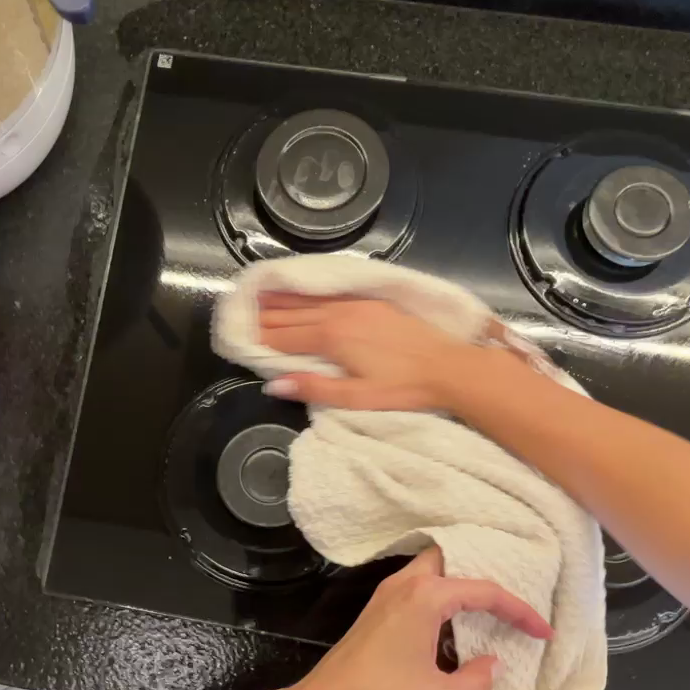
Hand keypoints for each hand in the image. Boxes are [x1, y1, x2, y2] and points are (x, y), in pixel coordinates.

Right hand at [257, 292, 487, 411]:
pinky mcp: (371, 301)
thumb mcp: (356, 398)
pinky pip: (330, 293)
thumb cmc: (403, 388)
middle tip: (241, 314)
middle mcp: (339, 314)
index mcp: (332, 338)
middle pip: (293, 314)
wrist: (449, 366)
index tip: (239, 336)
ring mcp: (356, 304)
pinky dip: (309, 292)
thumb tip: (273, 384)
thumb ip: (314, 388)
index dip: (261, 338)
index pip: (285, 337)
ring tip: (259, 295)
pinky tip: (301, 291)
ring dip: (282, 299)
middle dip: (265, 315)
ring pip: (309, 300)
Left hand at [286, 547, 553, 689]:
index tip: (544, 633)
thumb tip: (491, 663)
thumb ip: (478, 680)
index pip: (485, 591)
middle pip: (453, 559)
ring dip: (461, 584)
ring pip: (433, 571)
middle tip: (511, 598)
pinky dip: (442, 597)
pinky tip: (456, 625)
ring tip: (491, 609)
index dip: (520, 611)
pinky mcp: (378, 608)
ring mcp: (387, 593)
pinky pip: (419, 588)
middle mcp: (406, 583)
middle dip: (486, 571)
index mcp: (425, 596)